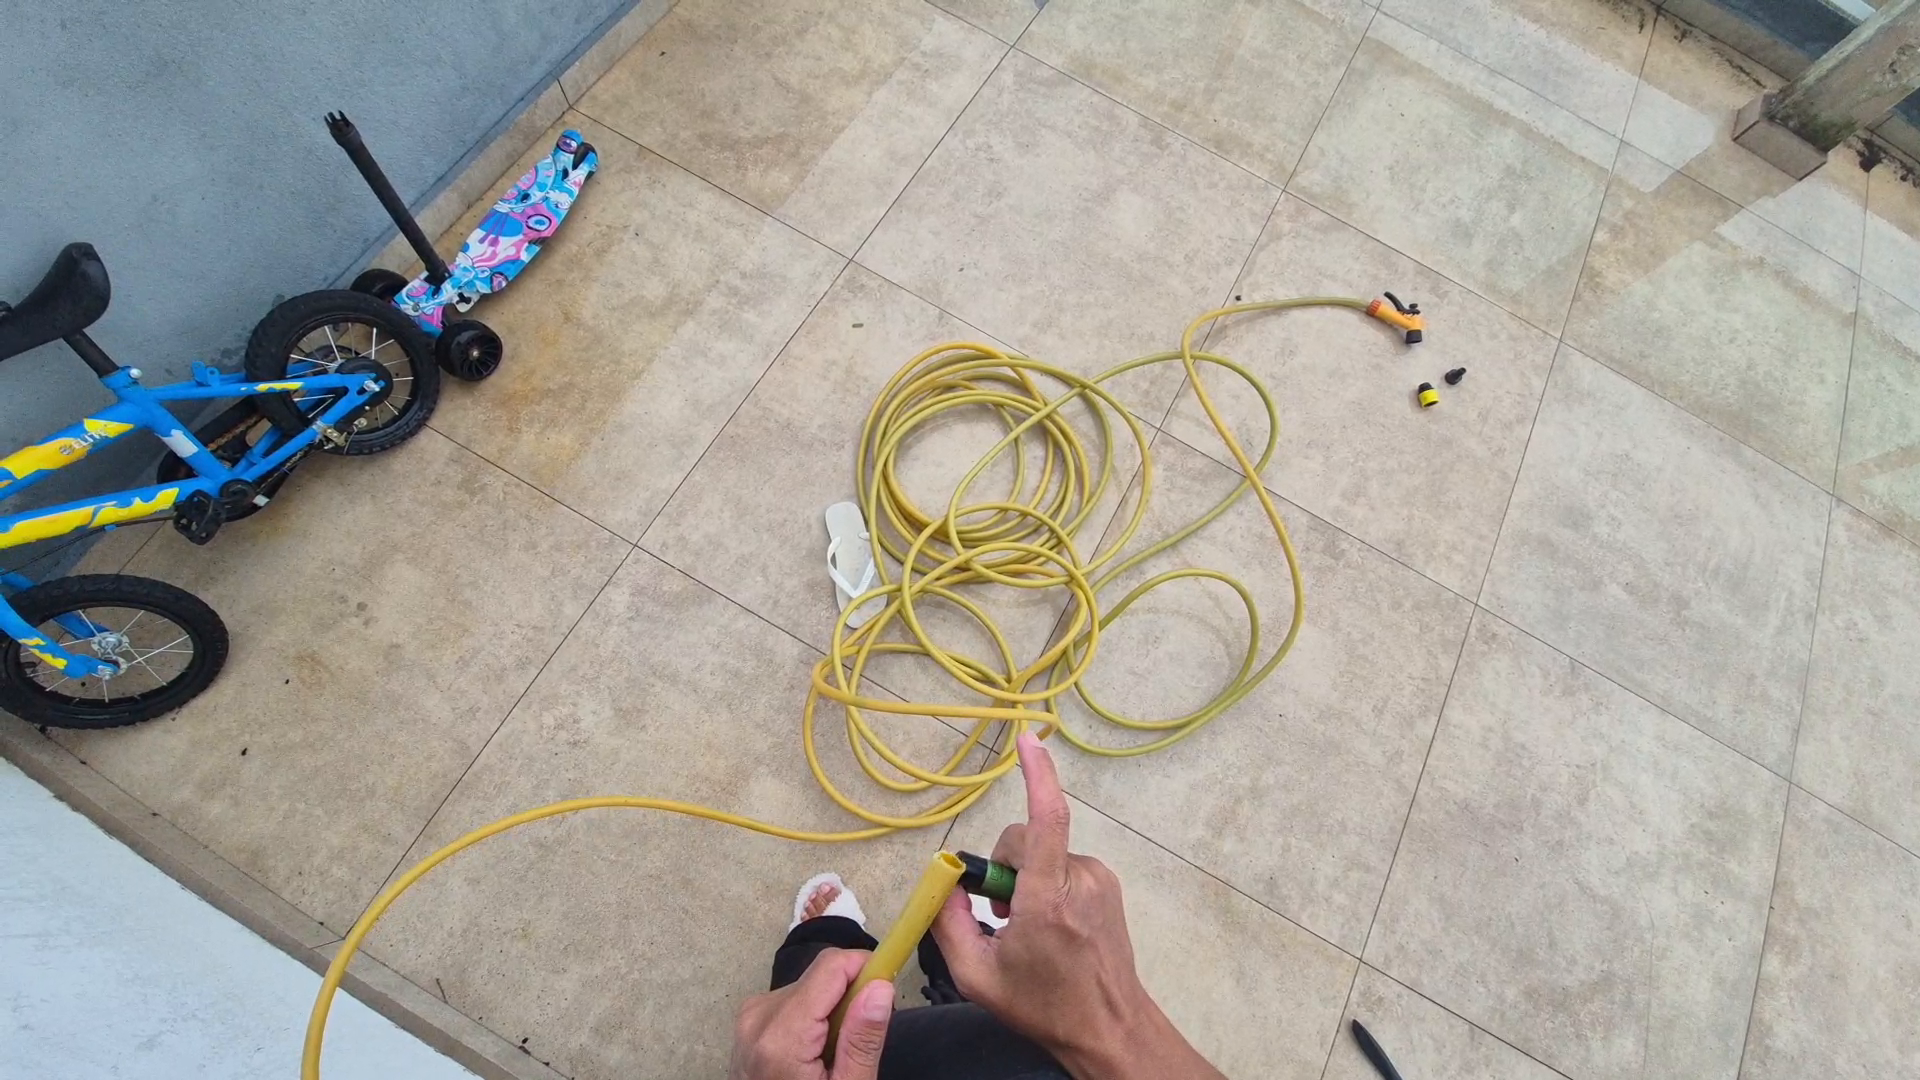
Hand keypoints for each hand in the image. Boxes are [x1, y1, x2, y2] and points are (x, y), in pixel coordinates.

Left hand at [727, 949, 892, 1079]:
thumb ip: (862, 1042)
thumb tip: (881, 987)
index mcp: (781, 1035)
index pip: (832, 965)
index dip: (866, 968)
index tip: (886, 991)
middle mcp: (760, 1015)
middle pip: (822, 974)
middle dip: (850, 997)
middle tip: (859, 1040)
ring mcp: (752, 1015)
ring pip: (812, 984)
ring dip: (832, 1008)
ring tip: (832, 1053)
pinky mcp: (752, 1018)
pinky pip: (796, 997)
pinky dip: (814, 1015)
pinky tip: (813, 1051)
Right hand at [931, 733, 1223, 1079]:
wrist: (1110, 1030)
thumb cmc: (1043, 1005)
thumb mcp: (978, 978)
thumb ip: (949, 924)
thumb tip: (943, 882)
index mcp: (1046, 899)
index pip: (1047, 820)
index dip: (1038, 774)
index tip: (1027, 739)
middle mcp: (1078, 878)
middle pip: (1028, 837)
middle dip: (1005, 864)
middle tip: (1004, 915)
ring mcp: (1098, 878)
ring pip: (1045, 851)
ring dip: (1029, 875)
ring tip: (1033, 925)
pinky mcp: (1106, 881)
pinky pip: (1064, 862)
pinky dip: (1049, 880)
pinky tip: (1053, 920)